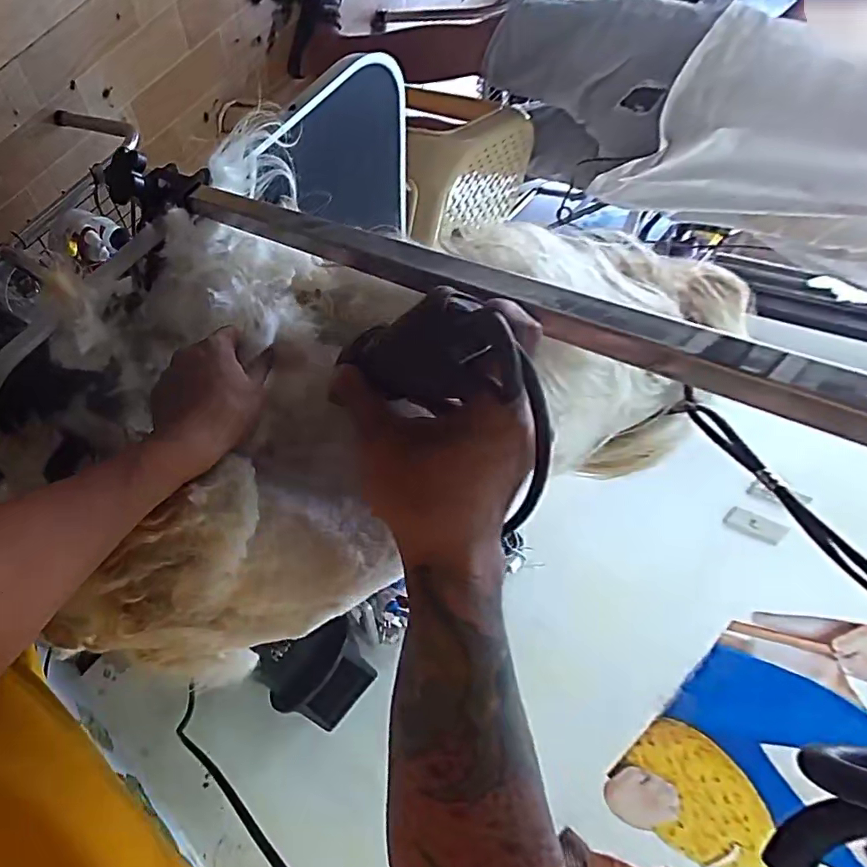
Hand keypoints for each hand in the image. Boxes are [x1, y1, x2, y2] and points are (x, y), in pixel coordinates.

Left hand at [146, 327, 272, 481]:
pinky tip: (192, 409)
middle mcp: (188, 351)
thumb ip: (262, 367)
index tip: (247, 362)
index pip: (231, 332)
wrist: (187, 443)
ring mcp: (169, 370)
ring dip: (200, 375)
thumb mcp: (255, 393)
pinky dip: (184, 390)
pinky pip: (176, 384)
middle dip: (219, 361)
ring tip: (210, 399)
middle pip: (208, 349)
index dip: (242, 345)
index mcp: (215, 346)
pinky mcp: (158, 390)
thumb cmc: (228, 415)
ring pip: (190, 366)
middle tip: (231, 384)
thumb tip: (270, 351)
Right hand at [331, 300, 540, 569]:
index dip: (484, 311)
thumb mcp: (382, 443)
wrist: (447, 558)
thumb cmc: (420, 500)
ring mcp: (518, 435)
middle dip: (467, 339)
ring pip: (498, 382)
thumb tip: (343, 371)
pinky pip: (493, 407)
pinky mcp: (507, 451)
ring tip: (423, 362)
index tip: (449, 308)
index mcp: (502, 405)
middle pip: (506, 354)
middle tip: (429, 331)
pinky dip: (466, 396)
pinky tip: (428, 399)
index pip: (514, 334)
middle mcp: (522, 414)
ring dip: (465, 370)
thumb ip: (363, 399)